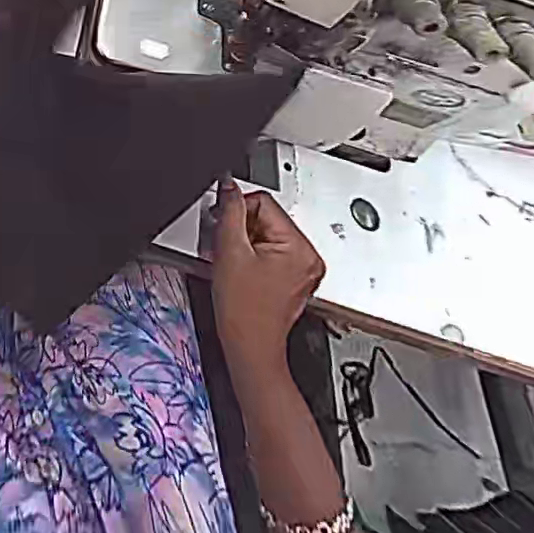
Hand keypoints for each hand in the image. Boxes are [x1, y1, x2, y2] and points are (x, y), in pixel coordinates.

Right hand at [211, 179, 325, 380]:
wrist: (249, 348)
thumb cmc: (243, 312)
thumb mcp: (229, 251)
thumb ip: (229, 211)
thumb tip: (229, 184)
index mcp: (300, 246)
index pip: (263, 201)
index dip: (237, 212)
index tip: (225, 230)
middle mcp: (309, 255)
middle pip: (267, 216)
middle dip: (243, 229)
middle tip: (231, 254)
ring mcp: (304, 266)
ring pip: (267, 232)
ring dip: (247, 242)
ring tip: (238, 266)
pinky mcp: (295, 275)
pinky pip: (271, 249)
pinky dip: (254, 254)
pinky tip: (245, 272)